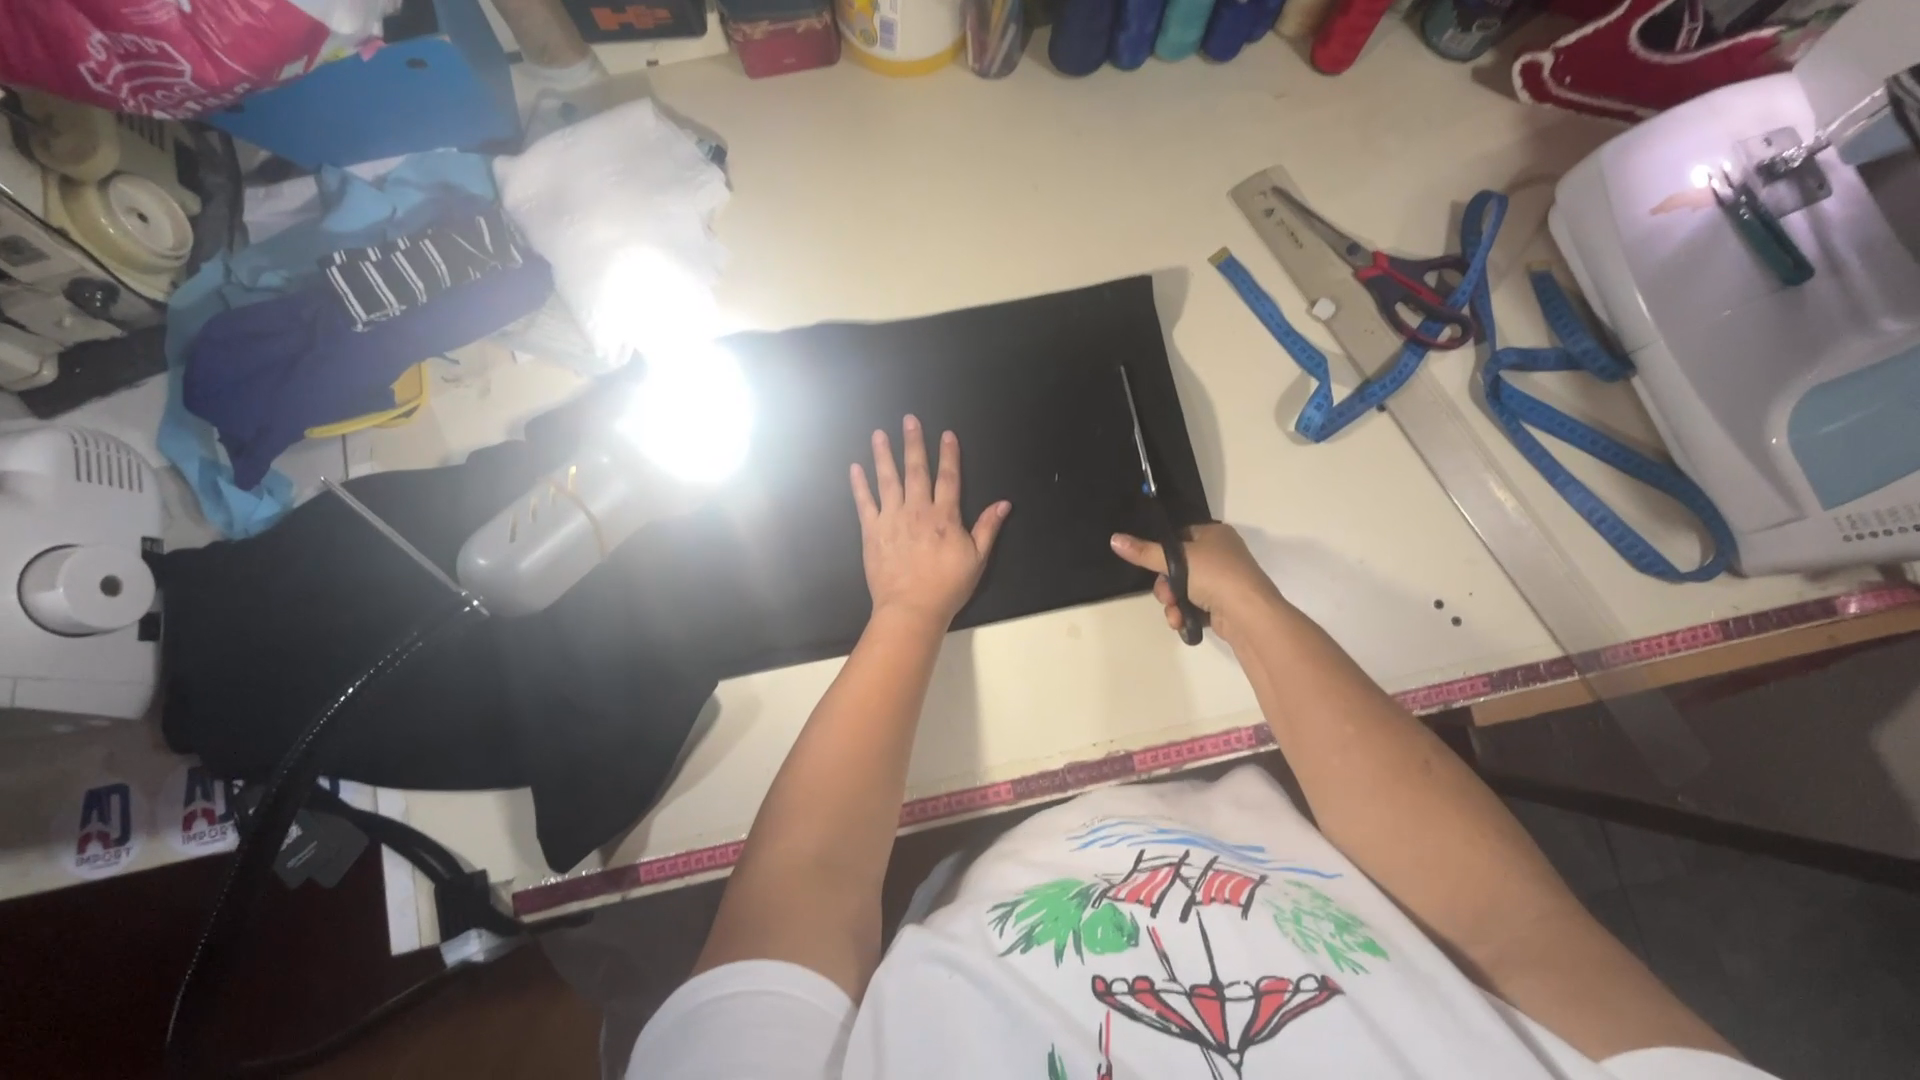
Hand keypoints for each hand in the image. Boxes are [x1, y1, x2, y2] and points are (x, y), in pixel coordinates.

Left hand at [851, 416, 1010, 628]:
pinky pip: (864, 503)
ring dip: (883, 455)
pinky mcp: (872, 531)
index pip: (949, 478)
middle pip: (916, 470)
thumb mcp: (977, 559)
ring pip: (887, 480)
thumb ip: (988, 528)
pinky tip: (855, 468)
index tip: (947, 434)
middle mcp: (917, 510)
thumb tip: (1004, 503)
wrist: (911, 609)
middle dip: (914, 443)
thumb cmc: (947, 586)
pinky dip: (859, 485)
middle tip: (909, 420)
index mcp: (945, 517)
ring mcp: (892, 519)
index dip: (949, 455)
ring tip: (879, 434)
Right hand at [1110, 524, 1287, 643]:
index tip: (1152, 566)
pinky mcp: (1223, 605)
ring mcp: (1223, 582)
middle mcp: (1221, 555)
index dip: (1162, 552)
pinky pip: (1195, 607)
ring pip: (1184, 590)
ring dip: (1173, 603)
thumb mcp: (1175, 561)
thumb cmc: (1215, 576)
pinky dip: (1185, 614)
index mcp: (1214, 534)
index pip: (1180, 536)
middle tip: (1166, 595)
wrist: (1249, 615)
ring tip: (1175, 613)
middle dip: (1166, 585)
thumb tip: (1114, 539)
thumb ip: (1144, 552)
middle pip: (1179, 567)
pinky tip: (1182, 623)